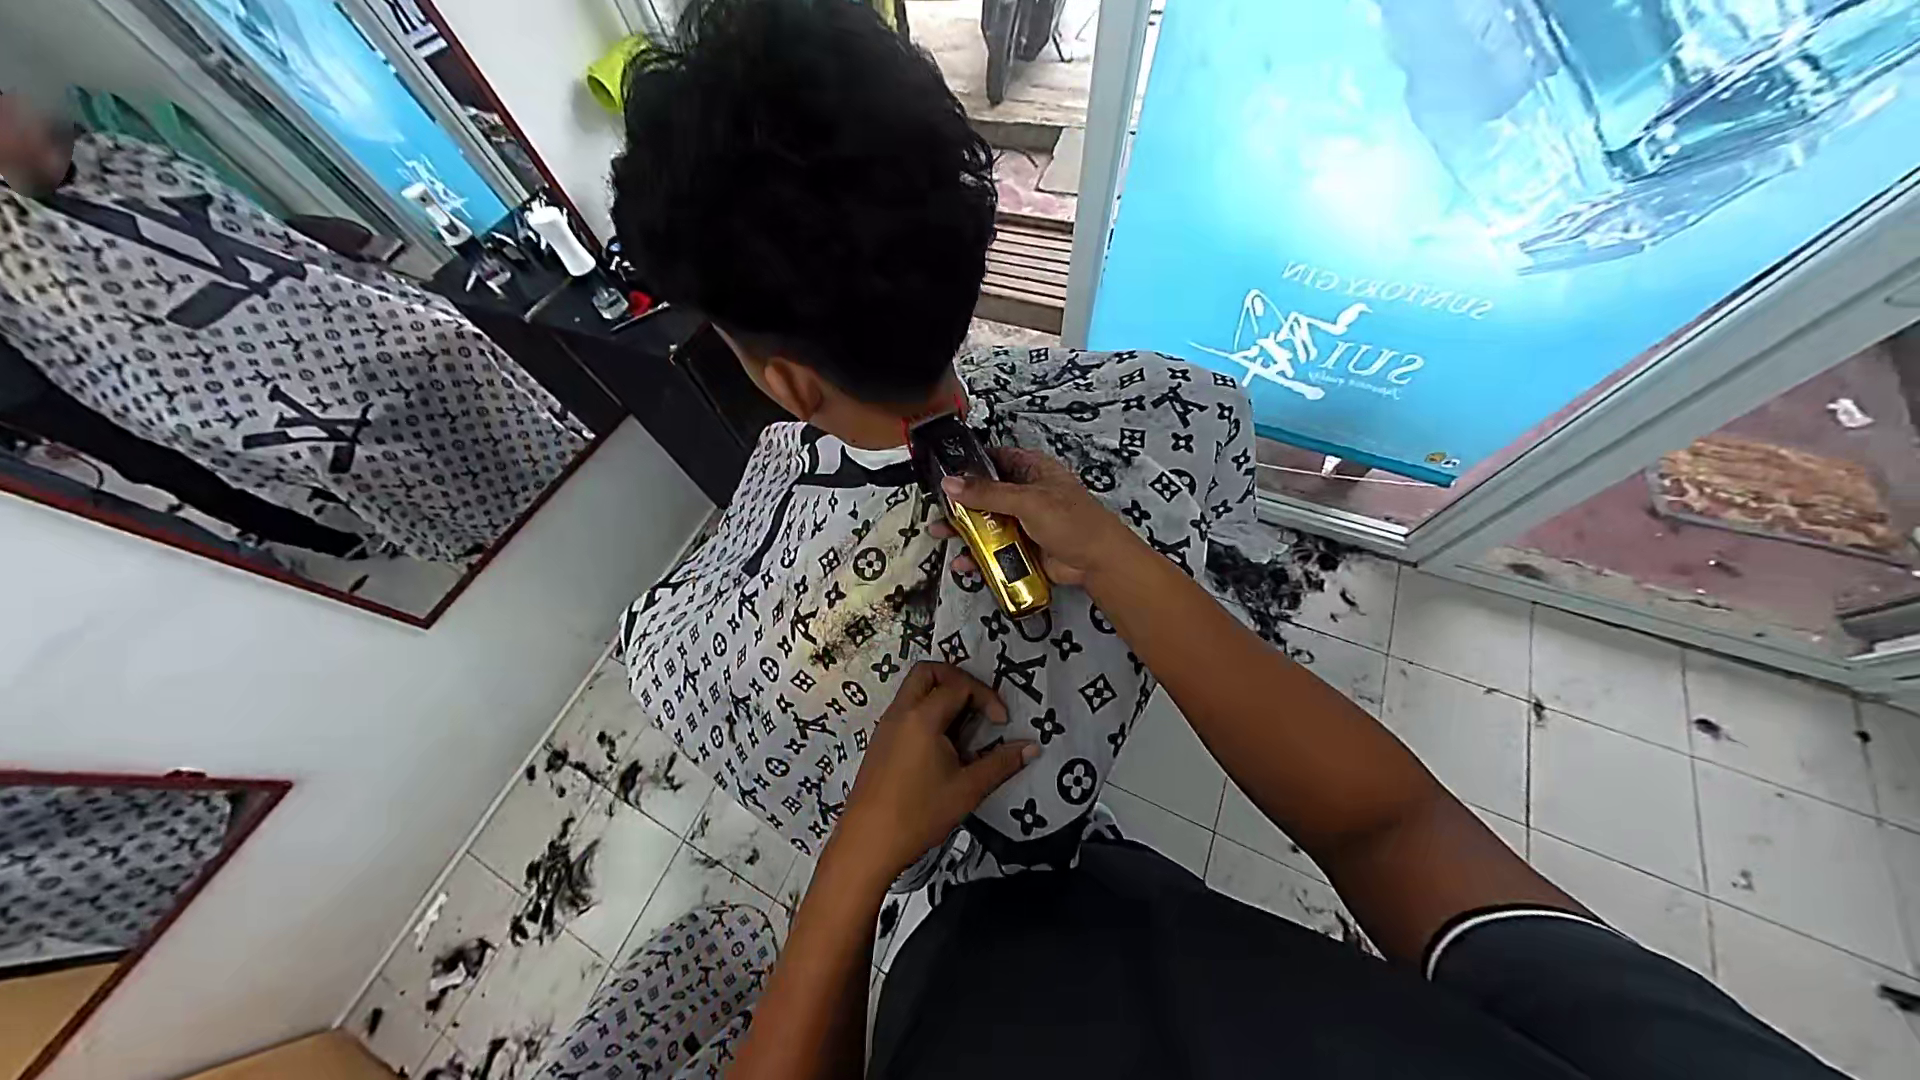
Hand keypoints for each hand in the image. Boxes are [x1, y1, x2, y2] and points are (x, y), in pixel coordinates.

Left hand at [830, 662, 1035, 882]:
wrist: (866, 844)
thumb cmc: (918, 815)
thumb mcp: (968, 789)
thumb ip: (1001, 763)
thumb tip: (1030, 748)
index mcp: (922, 717)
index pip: (959, 684)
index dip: (986, 697)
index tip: (1000, 723)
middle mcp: (901, 713)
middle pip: (929, 671)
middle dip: (959, 679)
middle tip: (979, 705)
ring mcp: (886, 725)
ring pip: (914, 689)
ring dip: (942, 696)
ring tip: (963, 730)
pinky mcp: (880, 741)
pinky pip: (906, 710)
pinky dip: (927, 713)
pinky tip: (942, 748)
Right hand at [931, 446, 1137, 585]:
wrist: (1096, 563)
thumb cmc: (1076, 523)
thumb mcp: (1028, 501)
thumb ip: (987, 493)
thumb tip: (952, 483)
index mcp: (1032, 470)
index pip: (995, 458)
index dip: (971, 463)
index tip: (945, 471)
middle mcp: (1026, 493)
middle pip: (985, 494)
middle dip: (961, 503)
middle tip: (939, 508)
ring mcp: (1023, 521)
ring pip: (986, 523)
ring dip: (964, 531)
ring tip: (942, 534)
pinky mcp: (1022, 546)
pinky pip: (993, 548)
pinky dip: (978, 555)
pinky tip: (965, 561)